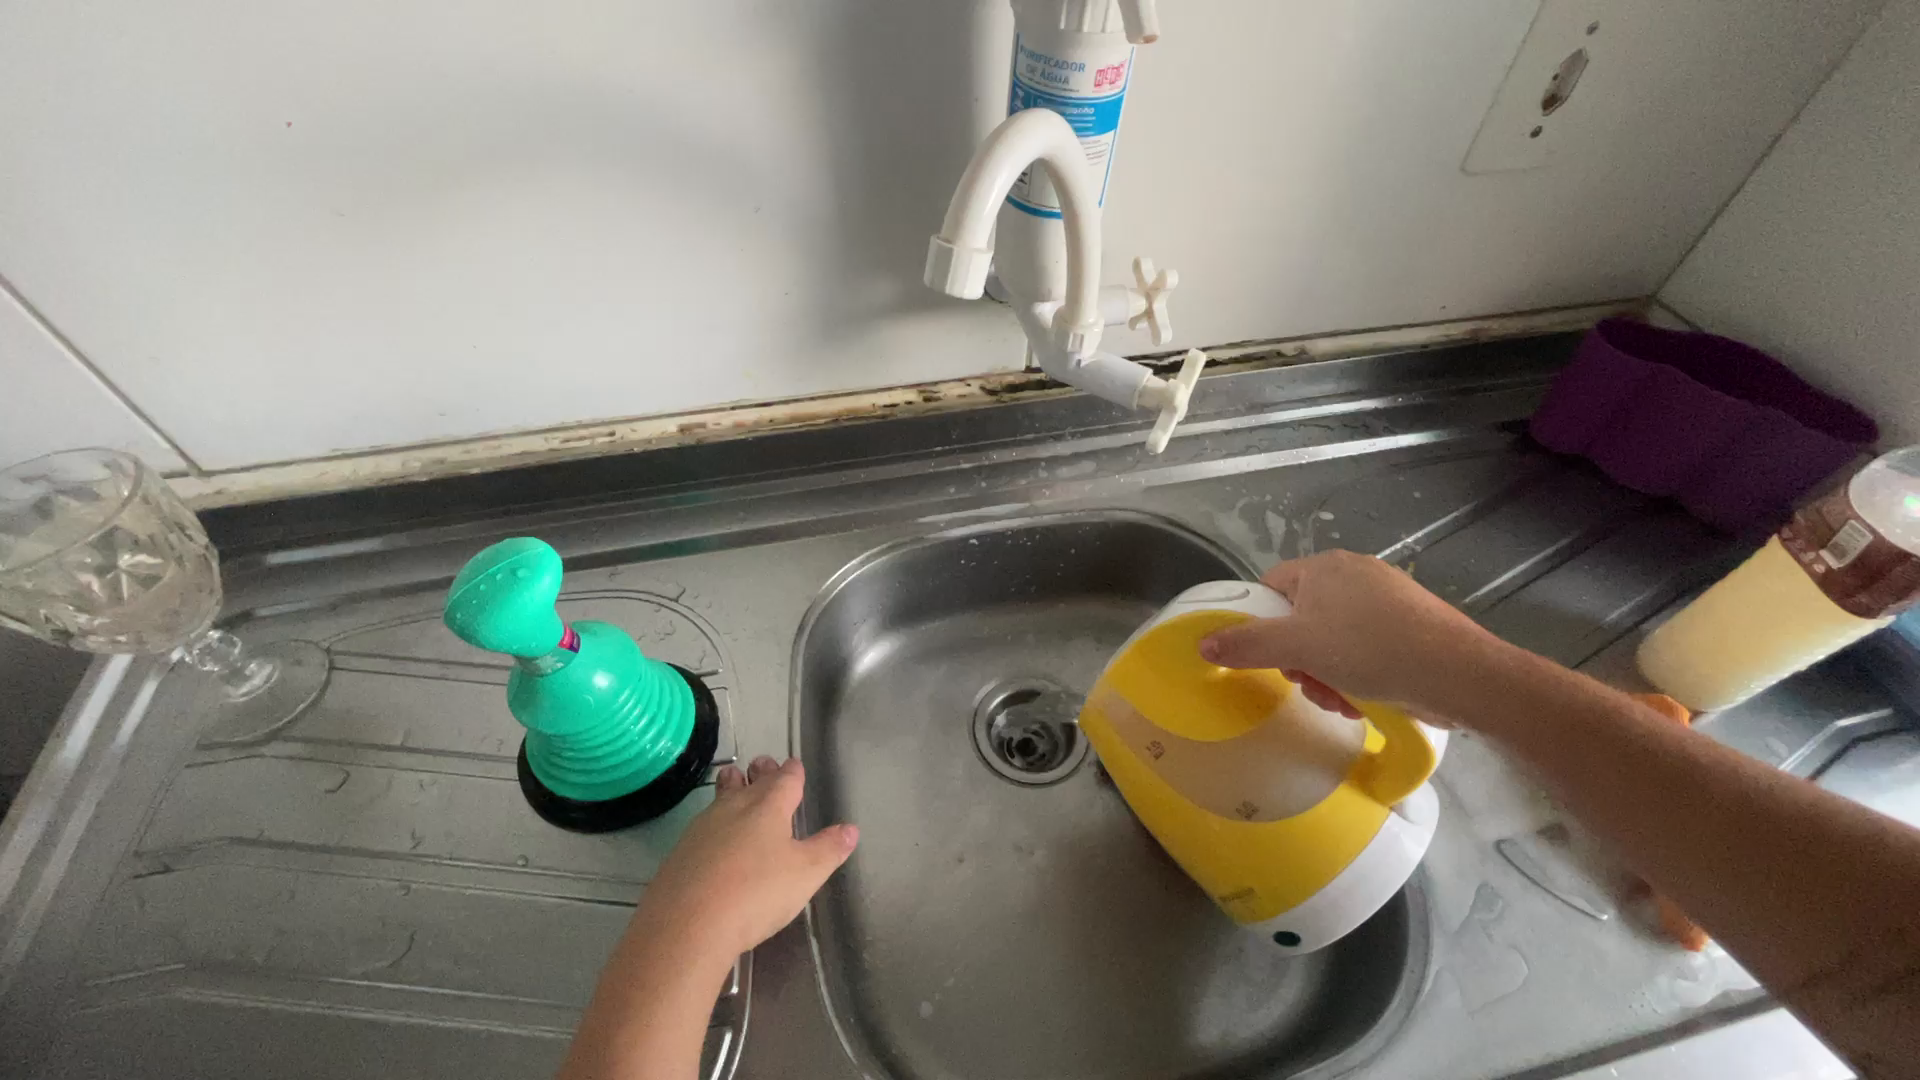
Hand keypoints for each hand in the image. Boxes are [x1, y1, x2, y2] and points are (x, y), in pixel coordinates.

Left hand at [636, 756, 857, 963]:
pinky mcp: (680, 854)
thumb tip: (851, 829)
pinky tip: (713, 839)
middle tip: (762, 764)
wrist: (686, 926)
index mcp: (769, 807)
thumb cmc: (756, 893)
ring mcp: (702, 828)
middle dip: (760, 772)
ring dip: (731, 788)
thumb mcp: (805, 874)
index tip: (794, 765)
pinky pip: (702, 827)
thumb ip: (828, 849)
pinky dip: (713, 825)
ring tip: (734, 781)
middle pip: (749, 781)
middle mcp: (735, 808)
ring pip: (721, 798)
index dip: (792, 772)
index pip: (785, 780)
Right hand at [1198, 551, 1505, 720]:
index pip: (1271, 587)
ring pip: (1331, 639)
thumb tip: (1203, 645)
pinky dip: (1356, 674)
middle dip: (1298, 659)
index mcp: (1324, 567)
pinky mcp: (1411, 626)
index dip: (1260, 622)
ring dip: (1325, 674)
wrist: (1460, 675)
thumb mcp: (1297, 648)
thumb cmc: (1370, 649)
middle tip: (1306, 683)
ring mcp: (1387, 600)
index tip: (1266, 655)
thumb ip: (1246, 644)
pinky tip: (1363, 699)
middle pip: (1300, 618)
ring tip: (1339, 700)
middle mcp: (1354, 574)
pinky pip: (1364, 648)